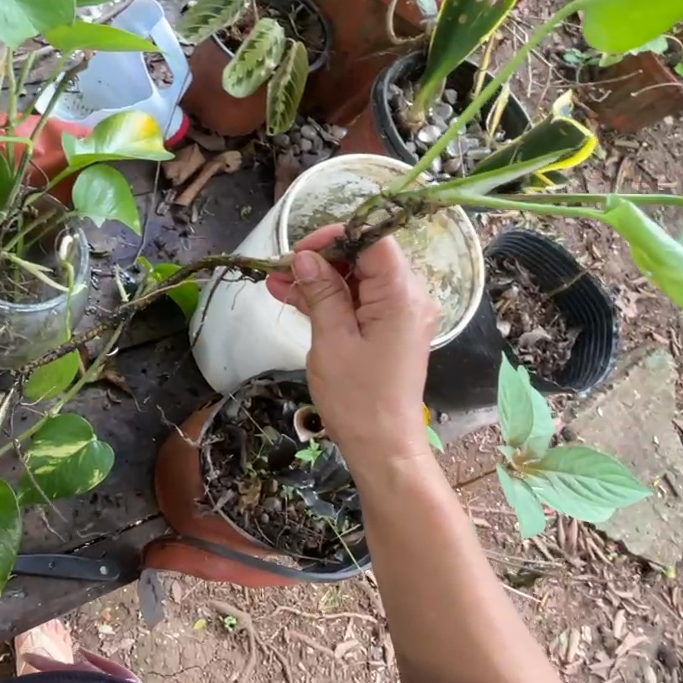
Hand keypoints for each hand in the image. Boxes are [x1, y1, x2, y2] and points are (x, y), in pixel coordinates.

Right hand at [266, 228, 438, 471]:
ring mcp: (397, 315)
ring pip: (356, 282)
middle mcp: (408, 298)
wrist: (381, 444)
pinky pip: (357, 304)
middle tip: (278, 268)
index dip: (336, 237)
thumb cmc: (357, 397)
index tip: (299, 251)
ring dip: (318, 281)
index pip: (373, 240)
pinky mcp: (386, 331)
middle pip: (364, 259)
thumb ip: (321, 294)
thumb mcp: (332, 341)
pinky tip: (291, 297)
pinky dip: (328, 300)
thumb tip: (305, 259)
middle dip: (321, 260)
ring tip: (274, 282)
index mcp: (401, 295)